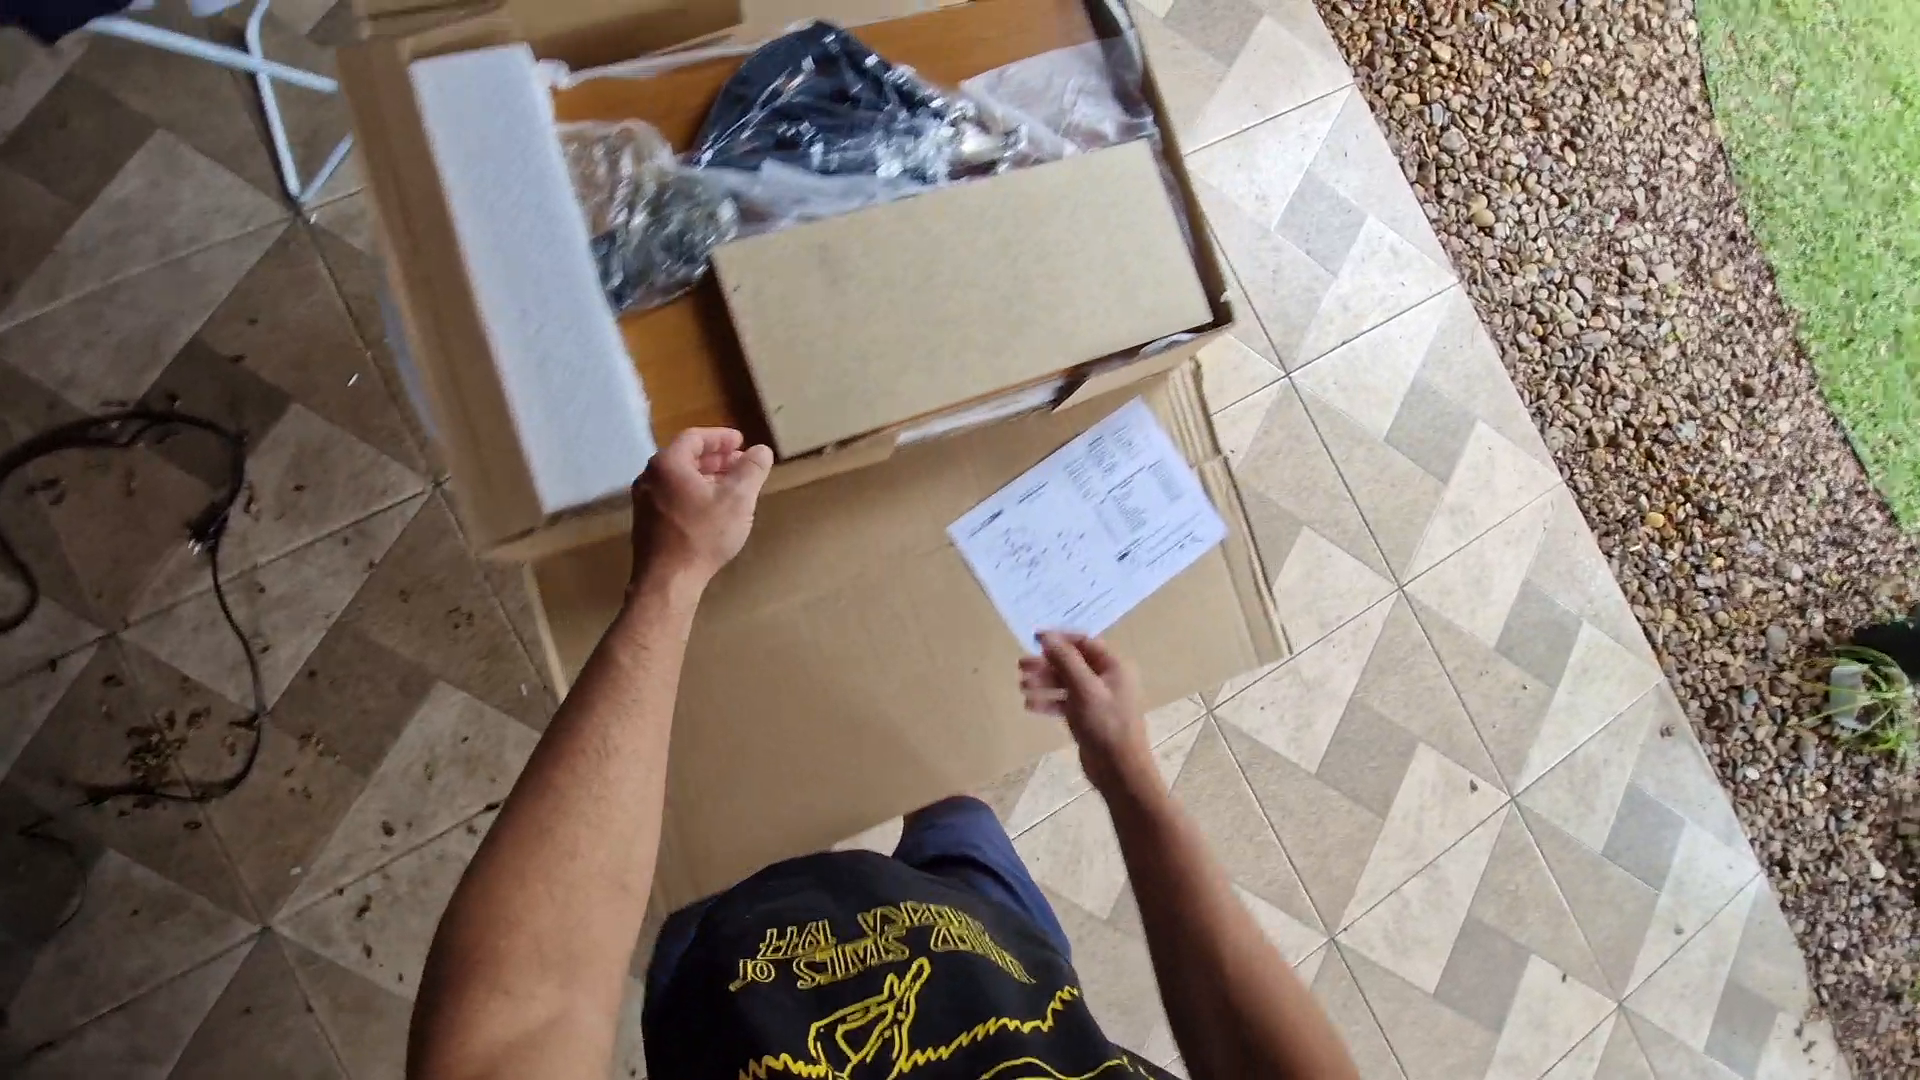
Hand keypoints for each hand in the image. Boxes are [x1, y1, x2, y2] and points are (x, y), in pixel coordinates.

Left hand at [630, 428, 772, 588]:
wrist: (668, 580)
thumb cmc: (703, 534)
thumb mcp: (738, 499)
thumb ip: (752, 470)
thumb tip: (762, 450)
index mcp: (668, 464)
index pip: (695, 437)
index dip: (720, 437)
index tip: (741, 442)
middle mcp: (650, 477)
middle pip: (685, 457)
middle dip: (716, 458)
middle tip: (740, 463)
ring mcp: (644, 501)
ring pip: (679, 478)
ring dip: (707, 476)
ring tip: (731, 486)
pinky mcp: (647, 522)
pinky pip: (673, 496)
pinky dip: (695, 493)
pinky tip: (713, 509)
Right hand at [1018, 632, 1152, 794]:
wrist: (1119, 770)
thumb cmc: (1106, 724)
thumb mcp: (1085, 688)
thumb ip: (1066, 660)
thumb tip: (1047, 637)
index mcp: (1113, 667)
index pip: (1084, 642)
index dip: (1059, 639)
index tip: (1034, 638)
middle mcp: (1106, 679)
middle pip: (1072, 663)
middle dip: (1046, 664)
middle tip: (1021, 666)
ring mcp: (1097, 700)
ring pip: (1066, 684)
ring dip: (1044, 683)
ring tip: (1021, 686)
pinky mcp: (1087, 718)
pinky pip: (1065, 703)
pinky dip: (1049, 702)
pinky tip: (1030, 706)